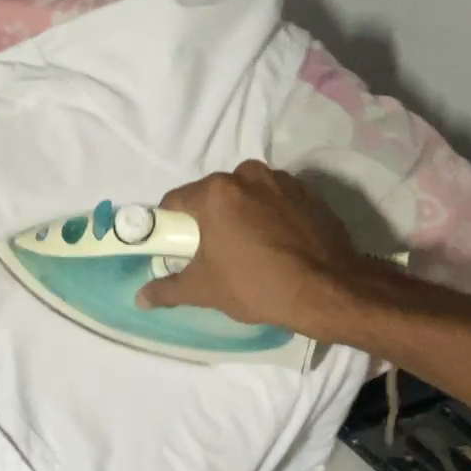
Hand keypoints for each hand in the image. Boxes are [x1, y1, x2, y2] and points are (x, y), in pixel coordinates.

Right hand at [136, 161, 415, 344]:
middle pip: (211, 197)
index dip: (170, 228)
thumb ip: (167, 289)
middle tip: (211, 256)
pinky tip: (275, 246)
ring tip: (247, 252)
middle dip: (207, 222)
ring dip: (239, 217)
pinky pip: (274, 201)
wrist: (328, 290)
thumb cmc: (257, 285)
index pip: (175, 202)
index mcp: (216, 191)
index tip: (177, 251)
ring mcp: (282, 180)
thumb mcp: (205, 290)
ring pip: (245, 197)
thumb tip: (141, 297)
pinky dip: (268, 218)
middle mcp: (247, 174)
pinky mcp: (309, 192)